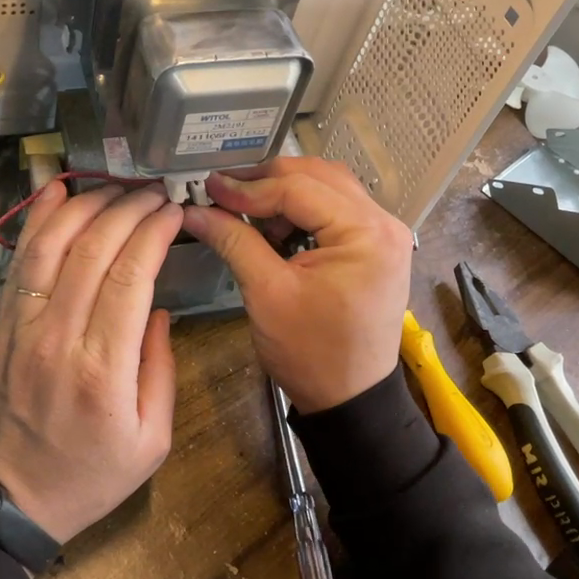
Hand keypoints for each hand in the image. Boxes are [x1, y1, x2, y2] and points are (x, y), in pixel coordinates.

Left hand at [0, 182, 182, 542]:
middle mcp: (59, 337)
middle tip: (154, 192)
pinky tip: (58, 191)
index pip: (129, 276)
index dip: (152, 233)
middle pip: (92, 251)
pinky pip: (20, 262)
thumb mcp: (152, 441)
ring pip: (51, 246)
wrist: (9, 500)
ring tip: (116, 187)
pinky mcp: (2, 324)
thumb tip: (158, 308)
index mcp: (103, 369)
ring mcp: (23, 326)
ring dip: (85, 206)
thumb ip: (160, 369)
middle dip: (127, 210)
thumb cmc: (90, 475)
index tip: (173, 211)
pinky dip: (38, 222)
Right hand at [181, 157, 412, 413]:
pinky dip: (302, 210)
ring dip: (284, 192)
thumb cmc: (311, 352)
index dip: (249, 187)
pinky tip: (272, 226)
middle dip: (266, 181)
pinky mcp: (376, 247)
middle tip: (222, 189)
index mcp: (366, 232)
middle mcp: (384, 222)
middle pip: (318, 177)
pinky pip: (335, 210)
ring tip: (243, 207)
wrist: (351, 400)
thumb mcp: (267, 293)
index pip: (299, 189)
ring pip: (327, 188)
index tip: (208, 187)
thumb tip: (194, 209)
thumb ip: (234, 241)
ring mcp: (384, 234)